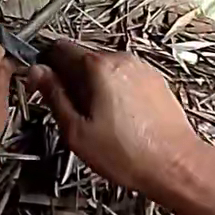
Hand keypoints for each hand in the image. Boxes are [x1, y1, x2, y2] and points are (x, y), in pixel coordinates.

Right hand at [26, 38, 211, 200]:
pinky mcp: (155, 81)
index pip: (60, 48)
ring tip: (98, 121)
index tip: (44, 85)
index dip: (46, 66)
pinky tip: (119, 120)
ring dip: (94, 87)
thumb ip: (54, 96)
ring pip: (104, 69)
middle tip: (72, 113)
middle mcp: (121, 60)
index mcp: (98, 67)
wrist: (177, 166)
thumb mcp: (77, 131)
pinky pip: (124, 78)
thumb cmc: (129, 155)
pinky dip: (116, 92)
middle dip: (71, 80)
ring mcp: (141, 68)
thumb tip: (37, 72)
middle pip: (83, 58)